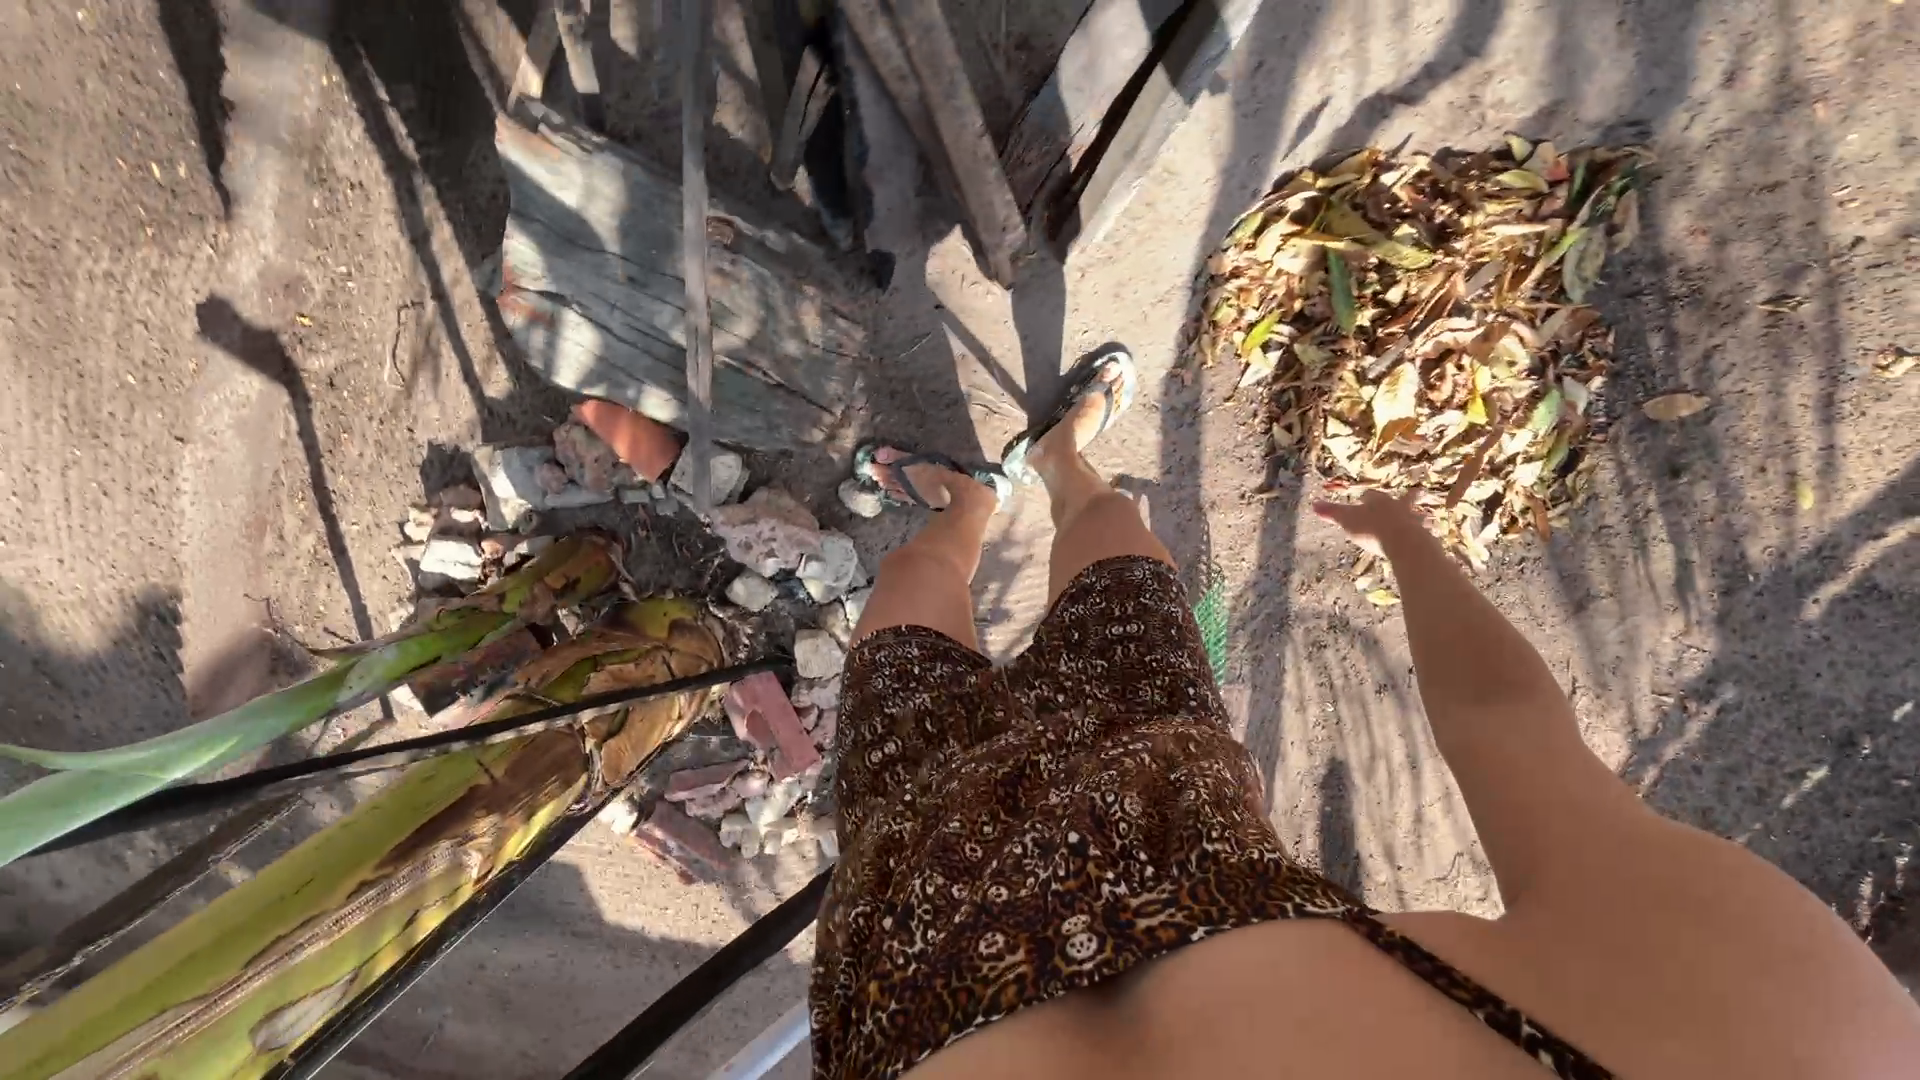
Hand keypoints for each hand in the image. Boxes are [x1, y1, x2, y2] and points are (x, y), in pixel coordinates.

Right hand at [1312, 490, 1424, 556]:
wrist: (1403, 543)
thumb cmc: (1371, 528)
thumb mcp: (1346, 520)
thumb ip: (1331, 512)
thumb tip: (1313, 504)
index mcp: (1379, 502)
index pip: (1371, 495)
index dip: (1367, 497)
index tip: (1364, 498)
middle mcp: (1398, 507)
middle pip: (1404, 499)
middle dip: (1408, 497)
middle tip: (1418, 491)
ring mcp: (1413, 521)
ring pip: (1417, 515)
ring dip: (1418, 516)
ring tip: (1425, 518)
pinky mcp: (1423, 537)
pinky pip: (1423, 534)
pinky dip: (1423, 535)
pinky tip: (1424, 539)